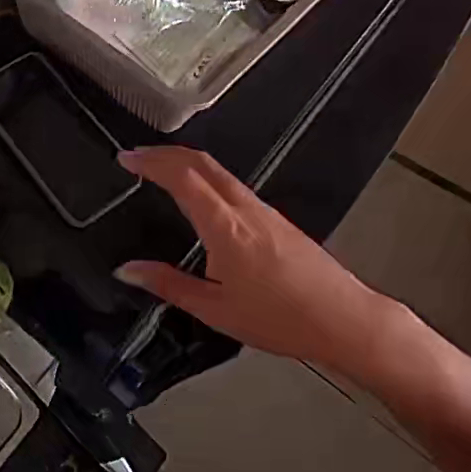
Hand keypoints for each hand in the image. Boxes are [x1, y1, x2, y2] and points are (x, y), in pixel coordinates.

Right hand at [114, 146, 425, 378]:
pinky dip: (205, 175)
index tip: (126, 158)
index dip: (150, 162)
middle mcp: (244, 208)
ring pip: (218, 170)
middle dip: (164, 152)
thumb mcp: (214, 308)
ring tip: (160, 168)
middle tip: (137, 155)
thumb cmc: (280, 318)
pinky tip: (198, 193)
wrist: (344, 319)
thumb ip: (167, 284)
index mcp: (224, 226)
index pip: (181, 177)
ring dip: (185, 161)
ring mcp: (263, 210)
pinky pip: (232, 184)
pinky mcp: (275, 218)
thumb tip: (128, 270)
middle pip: (201, 162)